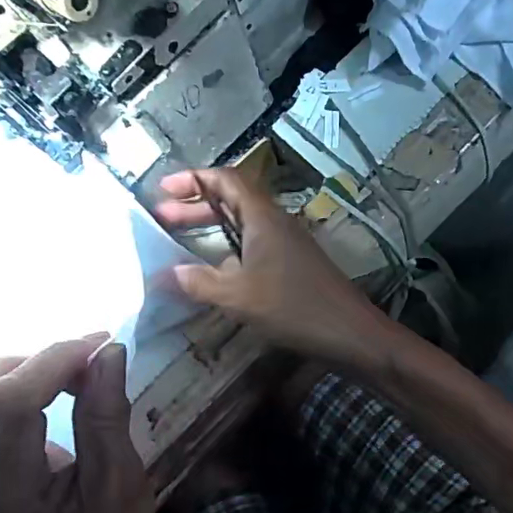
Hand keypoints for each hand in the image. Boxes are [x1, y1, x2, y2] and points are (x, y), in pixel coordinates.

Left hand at [0, 336, 153, 512]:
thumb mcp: (122, 488)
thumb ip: (106, 418)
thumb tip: (107, 351)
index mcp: (1, 499)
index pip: (9, 403)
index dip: (54, 361)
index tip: (103, 345)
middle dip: (49, 360)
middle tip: (101, 361)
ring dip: (40, 368)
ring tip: (87, 375)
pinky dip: (31, 384)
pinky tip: (63, 391)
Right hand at [153, 168, 403, 369]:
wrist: (350, 332)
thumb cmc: (293, 307)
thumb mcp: (238, 296)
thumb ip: (199, 282)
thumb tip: (164, 274)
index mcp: (262, 217)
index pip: (225, 179)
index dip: (193, 179)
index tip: (163, 190)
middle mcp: (274, 222)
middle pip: (231, 199)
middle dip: (195, 205)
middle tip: (162, 219)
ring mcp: (284, 243)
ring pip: (241, 223)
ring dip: (210, 227)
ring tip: (178, 241)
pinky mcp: (290, 263)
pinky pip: (251, 244)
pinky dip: (226, 248)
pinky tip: (212, 270)